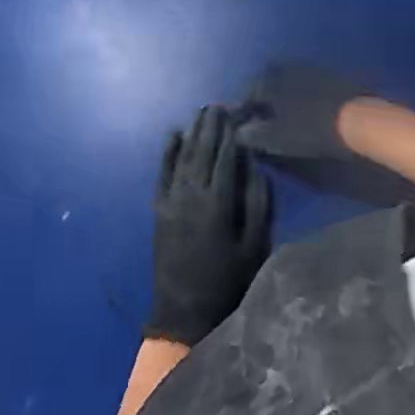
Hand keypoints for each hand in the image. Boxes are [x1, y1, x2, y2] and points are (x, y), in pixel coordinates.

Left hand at [145, 106, 271, 346]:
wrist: (183, 309)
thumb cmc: (227, 282)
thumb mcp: (254, 248)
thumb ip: (257, 206)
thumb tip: (256, 168)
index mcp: (218, 203)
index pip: (225, 159)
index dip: (230, 136)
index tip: (235, 115)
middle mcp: (191, 193)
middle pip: (201, 151)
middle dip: (210, 127)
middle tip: (216, 105)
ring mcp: (170, 198)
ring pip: (182, 156)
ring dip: (191, 132)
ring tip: (200, 113)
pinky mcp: (157, 206)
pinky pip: (163, 171)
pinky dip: (168, 151)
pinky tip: (174, 135)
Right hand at [234, 63, 373, 159]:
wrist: (361, 120)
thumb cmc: (312, 129)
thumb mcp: (278, 138)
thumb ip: (254, 135)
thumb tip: (238, 133)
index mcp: (269, 81)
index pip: (248, 94)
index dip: (245, 110)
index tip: (246, 124)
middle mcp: (286, 68)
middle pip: (268, 82)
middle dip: (265, 98)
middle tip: (267, 117)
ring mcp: (312, 69)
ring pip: (290, 80)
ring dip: (287, 94)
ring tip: (290, 114)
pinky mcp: (334, 75)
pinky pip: (311, 83)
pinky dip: (307, 94)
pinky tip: (313, 108)